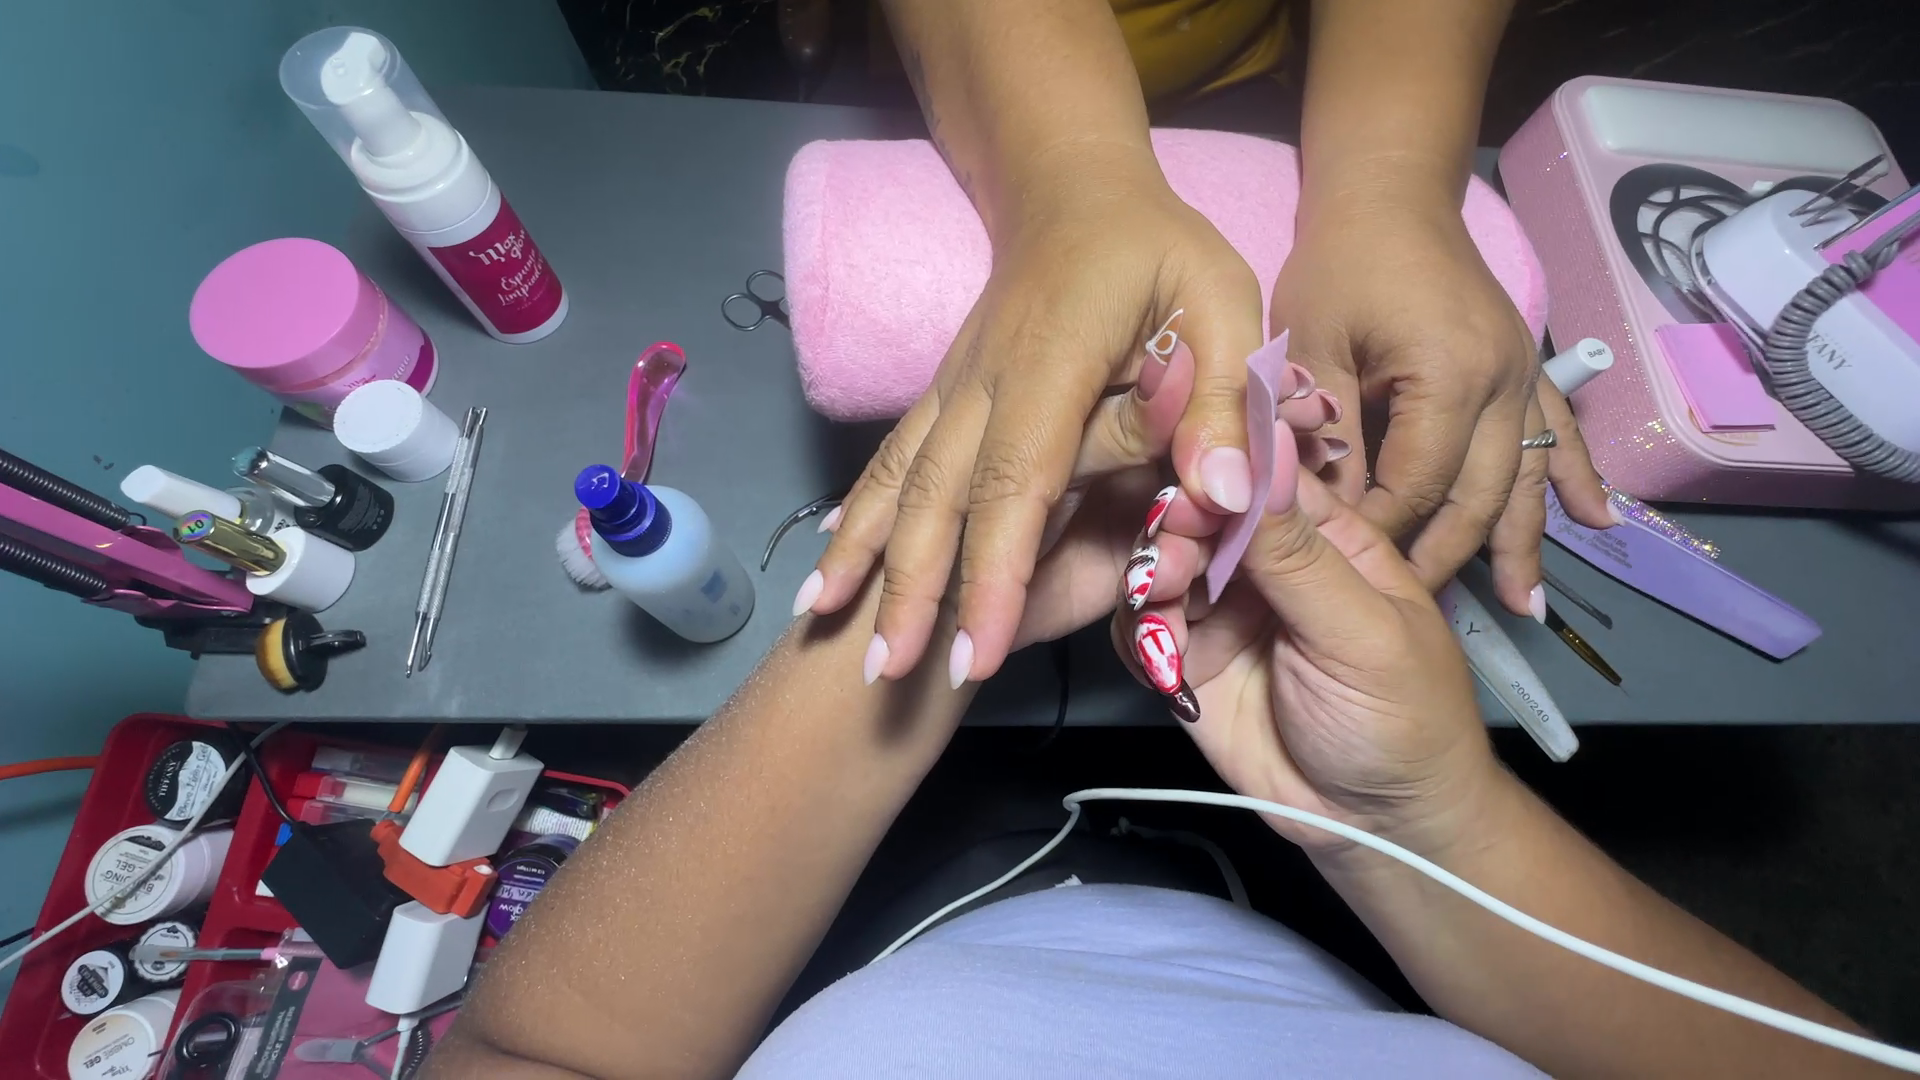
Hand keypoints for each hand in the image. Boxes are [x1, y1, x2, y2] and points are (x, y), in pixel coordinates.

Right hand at [803, 154, 1264, 687]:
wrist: (1071, 196)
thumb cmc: (1155, 251)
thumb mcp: (1222, 303)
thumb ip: (1222, 398)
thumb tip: (1221, 496)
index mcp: (1049, 368)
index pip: (1013, 484)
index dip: (991, 573)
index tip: (972, 652)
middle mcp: (980, 386)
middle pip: (935, 494)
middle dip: (909, 586)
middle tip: (885, 668)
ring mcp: (950, 390)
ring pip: (897, 478)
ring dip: (864, 554)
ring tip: (826, 621)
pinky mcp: (940, 394)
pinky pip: (890, 458)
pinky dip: (857, 511)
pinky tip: (830, 554)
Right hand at [1117, 472, 1500, 856]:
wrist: (1372, 825)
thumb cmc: (1399, 719)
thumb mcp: (1360, 632)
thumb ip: (1297, 552)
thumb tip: (1266, 441)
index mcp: (1317, 536)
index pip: (1255, 476)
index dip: (1214, 473)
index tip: (1183, 492)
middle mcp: (1258, 563)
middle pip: (1192, 518)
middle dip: (1169, 538)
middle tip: (1164, 575)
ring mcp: (1216, 609)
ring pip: (1155, 568)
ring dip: (1148, 589)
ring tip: (1165, 630)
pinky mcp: (1183, 656)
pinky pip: (1138, 628)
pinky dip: (1139, 638)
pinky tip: (1164, 666)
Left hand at [1275, 198, 1611, 614]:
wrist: (1390, 199)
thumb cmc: (1339, 268)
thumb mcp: (1311, 348)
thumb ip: (1323, 430)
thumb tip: (1326, 513)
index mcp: (1450, 378)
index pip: (1418, 483)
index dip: (1381, 531)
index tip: (1346, 570)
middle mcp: (1507, 384)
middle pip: (1479, 493)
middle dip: (1445, 552)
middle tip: (1414, 607)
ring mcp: (1528, 377)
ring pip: (1527, 477)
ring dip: (1522, 543)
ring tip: (1523, 607)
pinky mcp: (1526, 370)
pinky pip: (1559, 436)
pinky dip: (1574, 482)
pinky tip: (1598, 525)